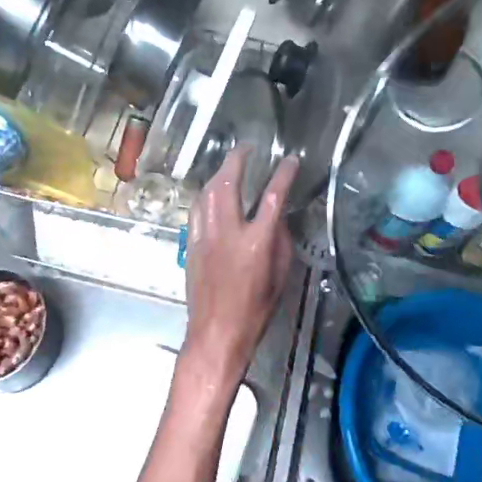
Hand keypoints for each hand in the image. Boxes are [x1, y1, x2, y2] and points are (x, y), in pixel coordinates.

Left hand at [178, 147, 297, 396]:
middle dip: (238, 159)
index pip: (273, 197)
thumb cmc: (255, 310)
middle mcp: (228, 231)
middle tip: (247, 148)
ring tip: (230, 165)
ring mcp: (205, 235)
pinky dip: (207, 195)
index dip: (283, 174)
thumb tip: (276, 220)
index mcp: (256, 242)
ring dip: (220, 173)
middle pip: (230, 182)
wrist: (216, 332)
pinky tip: (211, 193)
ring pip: (208, 192)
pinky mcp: (191, 243)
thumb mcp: (280, 276)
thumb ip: (280, 242)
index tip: (290, 160)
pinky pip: (197, 209)